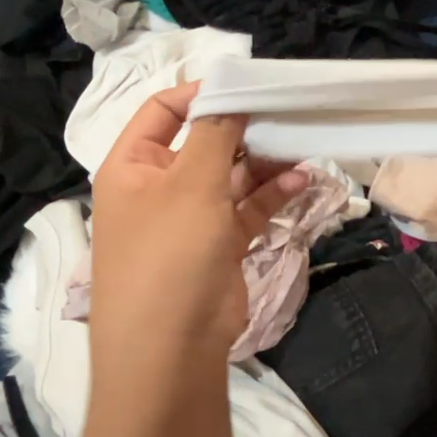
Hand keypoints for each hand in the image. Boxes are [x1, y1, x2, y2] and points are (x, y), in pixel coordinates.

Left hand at [88, 82, 307, 359]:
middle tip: (287, 112)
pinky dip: (274, 191)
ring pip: (233, 173)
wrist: (170, 351)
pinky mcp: (220, 243)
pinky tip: (302, 178)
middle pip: (204, 141)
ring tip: (303, 144)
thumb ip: (215, 132)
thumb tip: (231, 93)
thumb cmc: (169, 255)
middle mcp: (159, 186)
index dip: (202, 94)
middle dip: (245, 128)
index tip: (250, 85)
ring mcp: (191, 217)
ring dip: (266, 160)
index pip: (162, 110)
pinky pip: (249, 205)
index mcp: (133, 166)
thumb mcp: (191, 183)